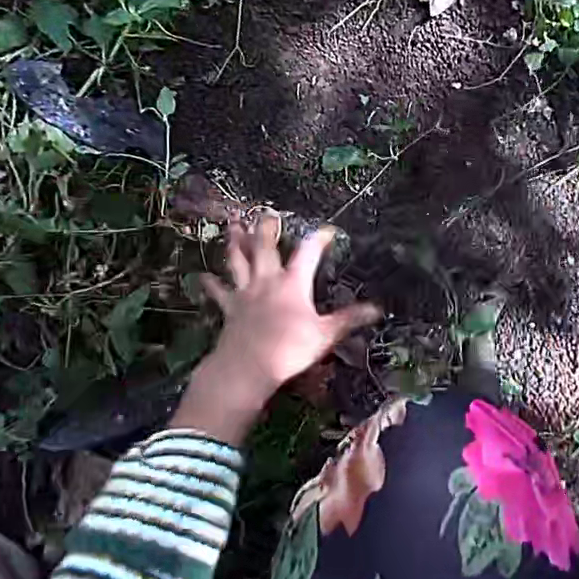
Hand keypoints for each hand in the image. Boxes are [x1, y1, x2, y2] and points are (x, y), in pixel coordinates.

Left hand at [170, 213, 381, 444]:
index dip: (319, 238)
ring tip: (232, 225)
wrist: (247, 366)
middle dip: (267, 228)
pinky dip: (211, 284)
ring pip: (239, 260)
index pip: (309, 252)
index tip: (327, 230)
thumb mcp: (326, 334)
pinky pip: (219, 292)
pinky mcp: (230, 307)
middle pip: (265, 247)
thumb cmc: (290, 348)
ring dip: (235, 242)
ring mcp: (246, 292)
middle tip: (266, 212)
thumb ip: (349, 319)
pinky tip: (202, 276)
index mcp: (293, 282)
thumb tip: (376, 309)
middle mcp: (268, 280)